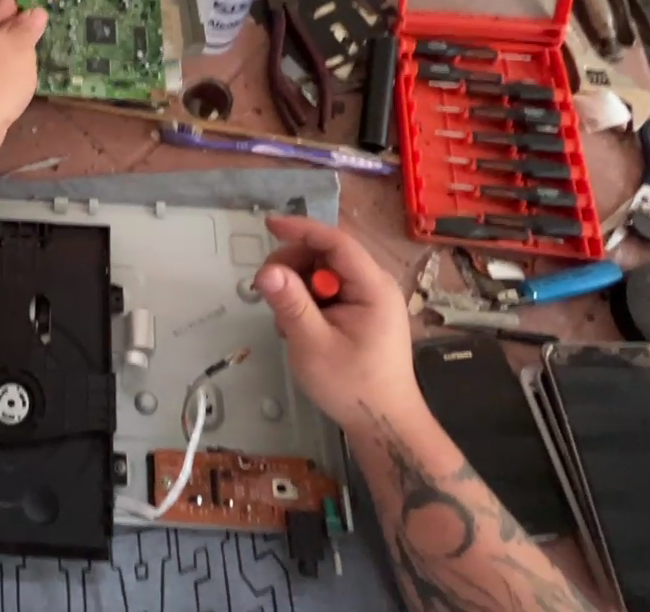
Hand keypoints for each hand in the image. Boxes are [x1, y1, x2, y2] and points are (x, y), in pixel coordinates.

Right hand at [254, 217, 421, 430]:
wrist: (382, 425)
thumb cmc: (352, 386)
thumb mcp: (313, 344)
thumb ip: (291, 303)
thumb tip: (266, 270)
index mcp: (373, 287)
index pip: (336, 242)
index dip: (302, 229)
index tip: (269, 225)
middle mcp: (374, 285)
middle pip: (325, 253)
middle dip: (293, 265)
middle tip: (269, 291)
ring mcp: (367, 298)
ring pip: (321, 270)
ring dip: (296, 286)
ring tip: (287, 320)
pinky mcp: (358, 311)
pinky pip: (325, 289)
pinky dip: (305, 300)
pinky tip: (298, 326)